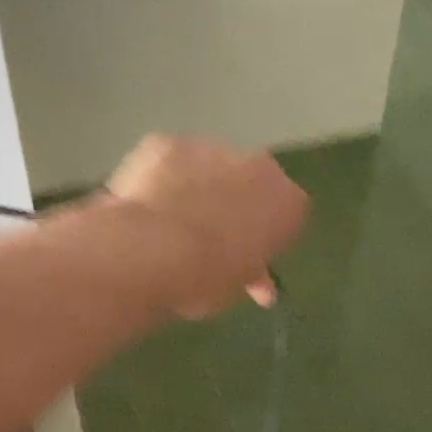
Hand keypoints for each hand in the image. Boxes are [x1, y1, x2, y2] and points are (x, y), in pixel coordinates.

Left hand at [106, 135, 308, 317]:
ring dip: (196, 188)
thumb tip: (255, 280)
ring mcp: (213, 148)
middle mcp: (258, 166)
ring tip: (168, 224)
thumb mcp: (235, 288)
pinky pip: (169, 163)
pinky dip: (160, 180)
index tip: (245, 256)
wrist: (151, 251)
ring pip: (208, 168)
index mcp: (286, 204)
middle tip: (207, 237)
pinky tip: (144, 205)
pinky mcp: (168, 144)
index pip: (286, 215)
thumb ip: (249, 274)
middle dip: (233, 204)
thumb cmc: (205, 279)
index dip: (264, 236)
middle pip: (250, 182)